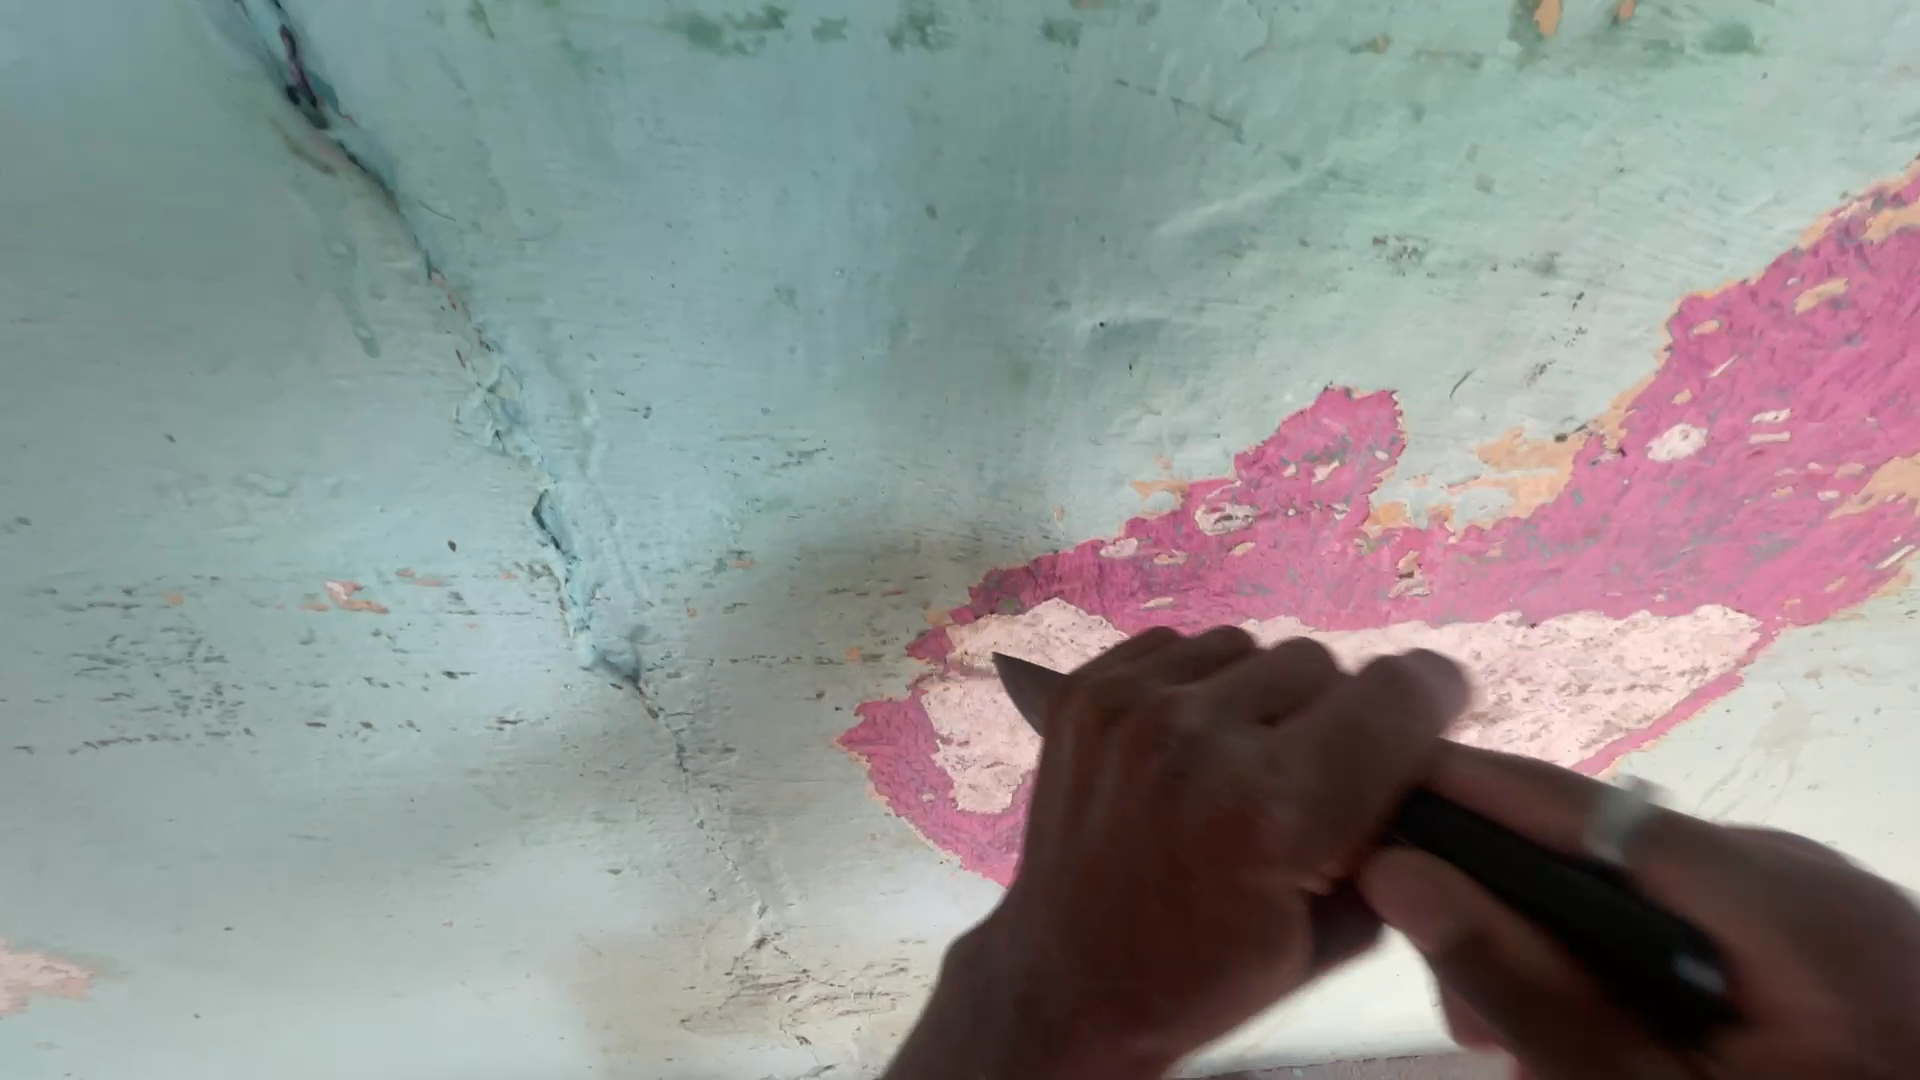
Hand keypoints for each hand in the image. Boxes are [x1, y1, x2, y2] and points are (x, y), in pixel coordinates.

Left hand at [884, 626, 1469, 1078]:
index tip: (1427, 709)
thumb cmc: (1204, 972)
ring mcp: (1128, 701)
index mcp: (1273, 805)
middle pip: (1317, 660)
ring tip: (1235, 749)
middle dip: (1331, 710)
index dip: (1429, 695)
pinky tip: (1181, 735)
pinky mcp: (1084, 688)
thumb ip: (1387, 828)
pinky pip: (1177, 646)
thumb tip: (1412, 745)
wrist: (1068, 968)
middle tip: (1306, 762)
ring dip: (1257, 691)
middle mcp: (1196, 732)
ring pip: (1244, 645)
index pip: (1396, 694)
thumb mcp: (1331, 931)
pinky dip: (1194, 681)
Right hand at [1359, 743, 1919, 1079]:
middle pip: (1587, 843)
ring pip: (1613, 875)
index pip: (1572, 803)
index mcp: (1791, 905)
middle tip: (1448, 996)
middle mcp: (1799, 873)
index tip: (1348, 790)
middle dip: (1492, 895)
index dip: (1451, 782)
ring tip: (1503, 1027)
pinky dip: (1594, 946)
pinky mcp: (1804, 932)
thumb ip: (1520, 985)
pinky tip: (1577, 1013)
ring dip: (1536, 931)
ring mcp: (1807, 901)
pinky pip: (1659, 905)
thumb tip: (1389, 870)